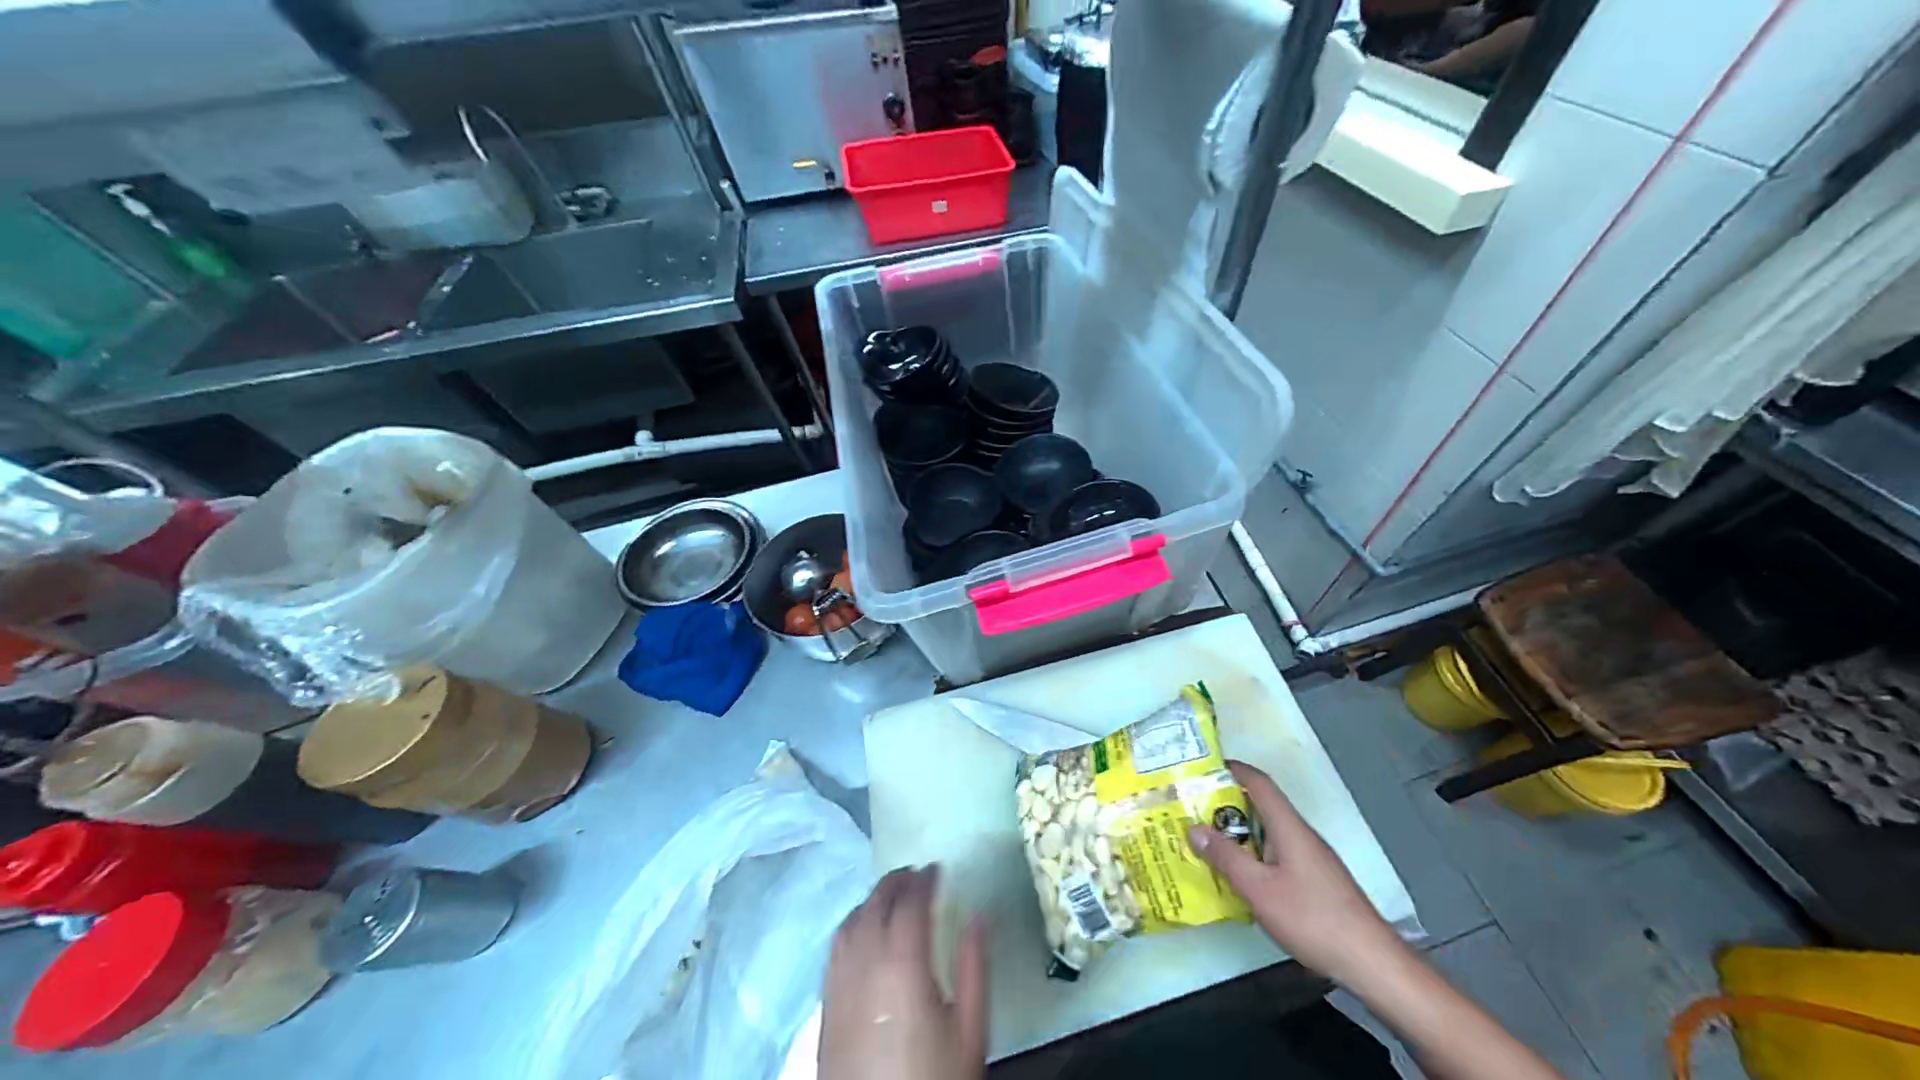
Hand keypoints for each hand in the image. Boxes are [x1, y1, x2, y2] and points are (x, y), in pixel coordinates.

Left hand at [820, 866, 986, 1079]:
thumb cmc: (934, 1078)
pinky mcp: (826, 1001)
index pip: (911, 903)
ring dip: (872, 899)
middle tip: (916, 875)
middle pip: (876, 903)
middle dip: (896, 882)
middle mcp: (865, 960)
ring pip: (851, 920)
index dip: (924, 880)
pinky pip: (835, 946)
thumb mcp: (969, 1029)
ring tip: (892, 895)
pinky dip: (852, 923)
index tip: (938, 869)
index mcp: (903, 961)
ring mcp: (840, 979)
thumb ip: (973, 966)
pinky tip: (863, 931)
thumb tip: (979, 916)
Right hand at [1187, 760, 1402, 982]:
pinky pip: (1276, 855)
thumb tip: (1194, 828)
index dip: (1232, 770)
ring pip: (1268, 833)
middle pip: (1261, 807)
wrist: (1371, 962)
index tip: (1203, 769)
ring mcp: (1311, 859)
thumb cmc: (1312, 918)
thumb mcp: (1259, 889)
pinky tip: (1238, 877)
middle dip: (1227, 806)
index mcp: (1289, 827)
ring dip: (1238, 834)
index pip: (1259, 783)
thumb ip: (1226, 858)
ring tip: (1206, 843)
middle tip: (1192, 811)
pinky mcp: (1315, 881)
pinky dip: (1253, 856)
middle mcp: (1301, 835)